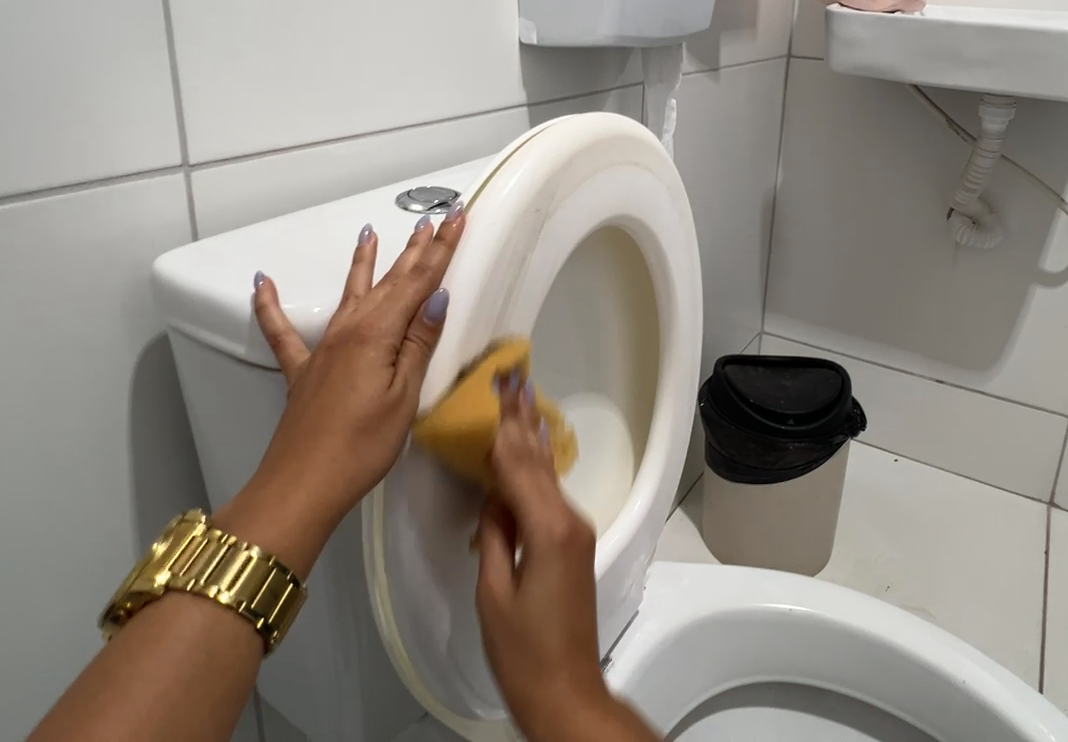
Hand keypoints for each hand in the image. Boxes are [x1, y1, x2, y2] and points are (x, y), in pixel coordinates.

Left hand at [215, 207, 464, 574]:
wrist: (302, 485)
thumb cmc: (363, 445)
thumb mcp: (404, 395)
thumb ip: (418, 343)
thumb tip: (437, 297)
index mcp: (378, 334)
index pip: (419, 282)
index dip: (440, 249)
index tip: (456, 218)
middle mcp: (350, 330)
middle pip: (389, 281)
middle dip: (415, 250)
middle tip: (433, 218)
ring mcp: (323, 348)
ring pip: (351, 294)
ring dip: (364, 263)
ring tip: (371, 232)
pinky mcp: (303, 370)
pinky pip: (283, 330)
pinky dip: (272, 305)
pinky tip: (262, 282)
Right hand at [475, 379, 614, 736]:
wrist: (567, 690)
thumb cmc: (523, 651)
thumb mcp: (493, 591)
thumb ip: (493, 535)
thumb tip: (493, 499)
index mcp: (548, 529)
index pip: (518, 466)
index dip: (505, 426)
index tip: (501, 388)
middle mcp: (568, 520)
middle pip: (538, 460)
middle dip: (523, 417)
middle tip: (515, 377)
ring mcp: (575, 530)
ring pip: (546, 474)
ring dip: (530, 436)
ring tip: (523, 399)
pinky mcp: (573, 543)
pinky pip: (549, 495)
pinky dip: (534, 467)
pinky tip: (530, 449)